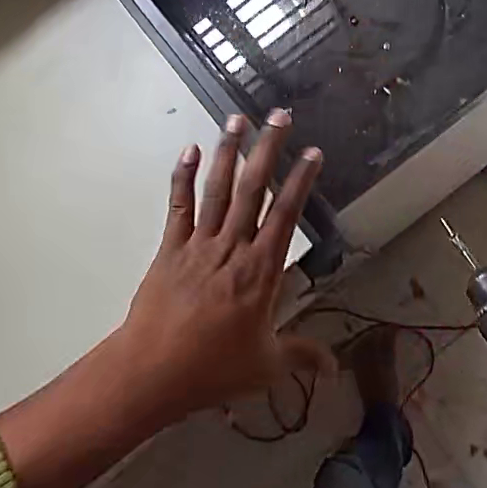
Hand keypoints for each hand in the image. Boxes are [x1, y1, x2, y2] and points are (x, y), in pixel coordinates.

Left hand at [0, 109, 329, 487]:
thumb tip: (334, 369)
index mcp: (261, 271)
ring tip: (237, 119)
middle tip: (279, 116)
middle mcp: (233, 247)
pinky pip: (179, 206)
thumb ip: (302, 356)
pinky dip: (184, 177)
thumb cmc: (213, 368)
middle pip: (253, 189)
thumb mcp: (266, 364)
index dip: (300, 180)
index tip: (311, 152)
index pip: (286, 214)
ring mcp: (199, 243)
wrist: (153, 371)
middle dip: (268, 149)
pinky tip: (190, 151)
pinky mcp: (171, 247)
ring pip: (218, 189)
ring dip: (228, 152)